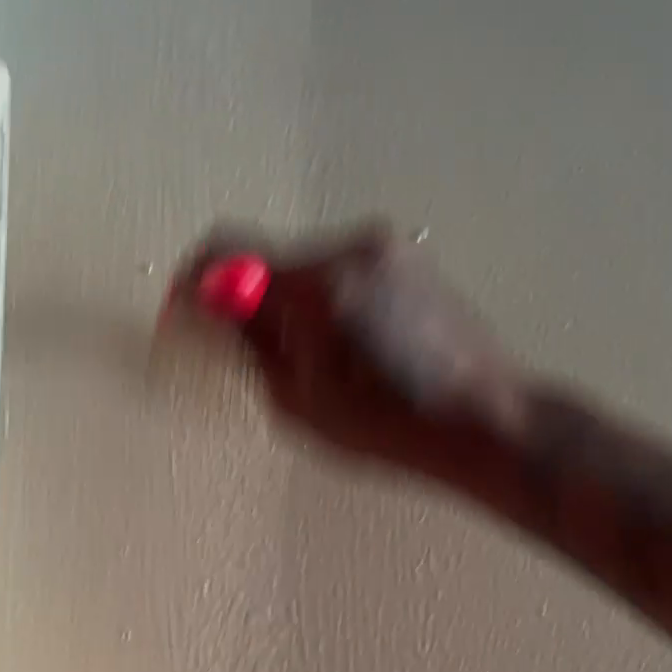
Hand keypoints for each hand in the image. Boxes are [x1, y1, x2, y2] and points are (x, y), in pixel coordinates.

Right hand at [172, 223, 527, 480]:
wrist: (488, 420)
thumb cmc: (389, 424)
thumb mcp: (295, 399)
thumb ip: (248, 345)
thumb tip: (211, 310)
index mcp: (318, 284)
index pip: (224, 252)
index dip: (191, 284)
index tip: (183, 317)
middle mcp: (351, 248)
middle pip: (263, 255)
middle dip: (240, 297)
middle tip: (238, 349)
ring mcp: (384, 247)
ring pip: (301, 263)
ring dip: (281, 299)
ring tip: (300, 356)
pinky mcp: (404, 258)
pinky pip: (337, 267)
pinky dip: (318, 297)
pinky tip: (337, 344)